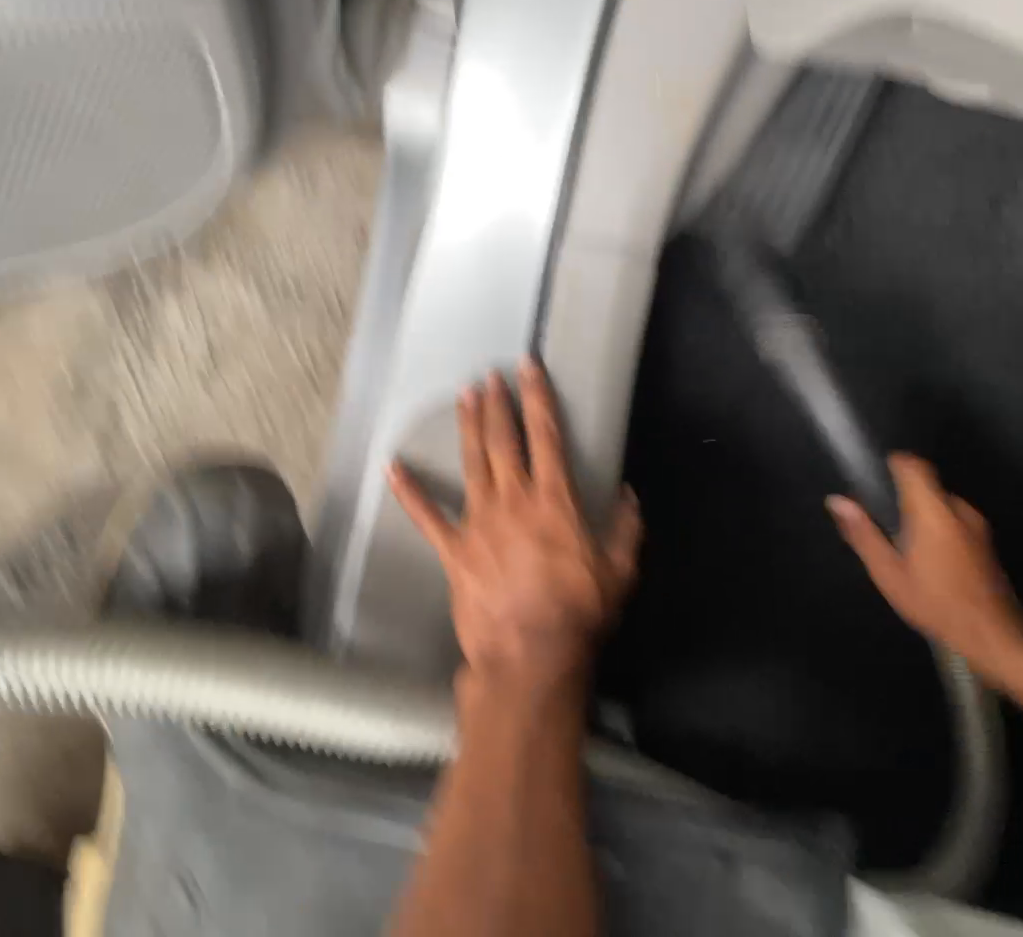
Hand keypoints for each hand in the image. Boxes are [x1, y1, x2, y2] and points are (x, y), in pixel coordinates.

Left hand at [390, 357, 641, 692]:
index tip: (528, 368)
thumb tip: (629, 495)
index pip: (547, 436)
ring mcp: (479, 522)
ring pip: (471, 463)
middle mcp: (514, 500)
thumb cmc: (579, 611)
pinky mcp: (454, 549)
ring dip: (468, 427)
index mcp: (555, 500)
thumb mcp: (620, 570)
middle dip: (498, 405)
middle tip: (489, 376)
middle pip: (504, 441)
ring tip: (463, 397)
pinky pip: (427, 515)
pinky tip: (393, 467)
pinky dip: (409, 491)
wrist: (530, 655)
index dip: (538, 397)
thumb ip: (626, 528)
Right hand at [827, 454, 1022, 680]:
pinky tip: (932, 561)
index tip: (876, 479)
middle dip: (905, 500)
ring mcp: (976, 523)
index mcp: (932, 511)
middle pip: (926, 486)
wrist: (991, 631)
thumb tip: (837, 501)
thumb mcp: (889, 573)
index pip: (914, 466)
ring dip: (924, 516)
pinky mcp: (986, 539)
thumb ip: (863, 534)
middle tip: (887, 526)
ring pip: (942, 505)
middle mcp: (957, 509)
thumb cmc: (934, 602)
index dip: (894, 464)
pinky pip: (956, 520)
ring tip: (908, 549)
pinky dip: (940, 530)